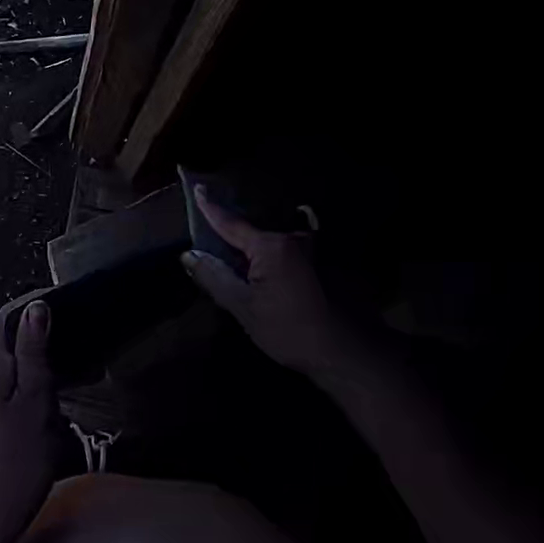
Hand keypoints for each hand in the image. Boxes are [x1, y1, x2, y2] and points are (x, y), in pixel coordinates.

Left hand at [0, 297, 58, 533]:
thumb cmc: (18, 455)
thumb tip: (38, 305)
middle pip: (12, 328)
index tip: (76, 305)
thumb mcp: (34, 398)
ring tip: (78, 354)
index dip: (40, 304)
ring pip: (15, 348)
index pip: (12, 312)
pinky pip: (13, 366)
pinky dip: (35, 366)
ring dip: (43, 348)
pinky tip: (59, 376)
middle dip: (44, 327)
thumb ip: (34, 350)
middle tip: (83, 333)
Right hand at [181, 186, 363, 378]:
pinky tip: (285, 271)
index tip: (199, 187)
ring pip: (279, 240)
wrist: (354, 354)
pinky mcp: (334, 263)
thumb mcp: (245, 308)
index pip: (230, 222)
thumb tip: (189, 254)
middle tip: (222, 247)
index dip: (211, 208)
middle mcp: (295, 238)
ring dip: (264, 247)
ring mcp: (318, 249)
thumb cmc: (293, 331)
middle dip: (238, 236)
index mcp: (270, 246)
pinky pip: (299, 249)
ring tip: (254, 264)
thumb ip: (214, 277)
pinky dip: (286, 253)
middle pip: (256, 231)